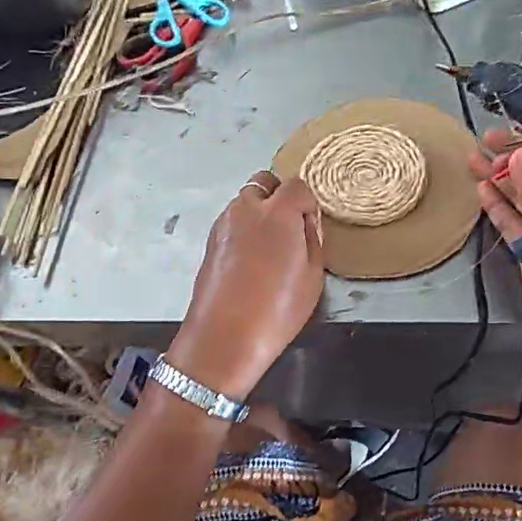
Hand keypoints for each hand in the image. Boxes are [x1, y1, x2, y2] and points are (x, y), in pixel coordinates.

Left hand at [165, 170, 324, 399]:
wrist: (224, 337)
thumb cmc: (276, 309)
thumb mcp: (312, 277)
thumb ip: (312, 239)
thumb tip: (305, 224)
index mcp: (278, 211)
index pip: (297, 185)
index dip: (308, 203)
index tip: (311, 226)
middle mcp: (246, 209)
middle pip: (264, 184)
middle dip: (279, 198)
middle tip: (289, 230)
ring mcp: (222, 224)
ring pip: (244, 203)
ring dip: (258, 214)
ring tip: (268, 250)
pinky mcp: (209, 243)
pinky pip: (231, 224)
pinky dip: (242, 231)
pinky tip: (249, 263)